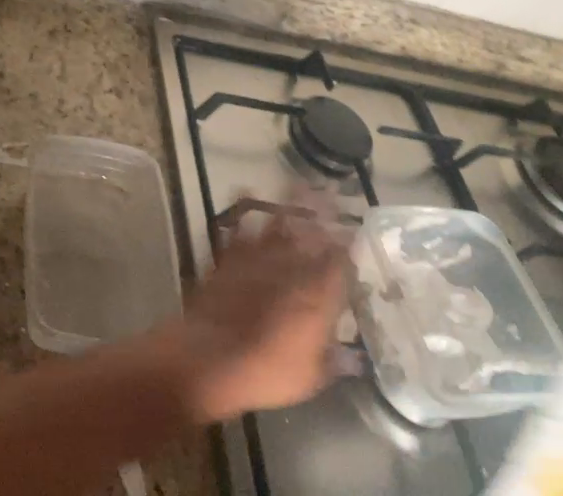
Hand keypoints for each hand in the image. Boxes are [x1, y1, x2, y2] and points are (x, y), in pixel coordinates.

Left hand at [163, 200, 349, 422]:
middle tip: (330, 193)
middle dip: (322, 213)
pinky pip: (239, 230)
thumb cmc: (267, 373)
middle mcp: (290, 270)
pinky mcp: (228, 261)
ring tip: (297, 184)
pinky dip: (244, 211)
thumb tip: (353, 359)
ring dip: (288, 205)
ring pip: (277, 225)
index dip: (347, 246)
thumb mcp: (311, 378)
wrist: (210, 359)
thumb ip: (334, 362)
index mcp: (318, 296)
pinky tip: (244, 191)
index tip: (353, 232)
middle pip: (310, 234)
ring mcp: (257, 261)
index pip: (340, 262)